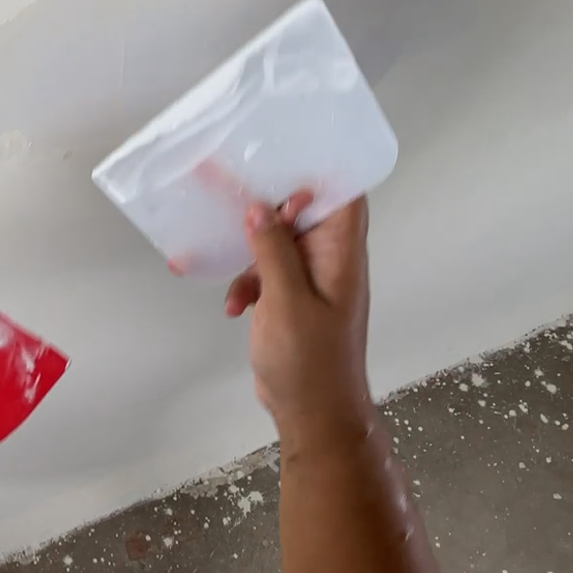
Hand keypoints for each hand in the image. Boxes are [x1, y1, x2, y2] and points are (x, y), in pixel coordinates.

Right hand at [223, 191, 375, 455]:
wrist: (311, 412)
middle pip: (301, 214)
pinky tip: (234, 305)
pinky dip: (246, 283)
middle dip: (265, 208)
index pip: (343, 195)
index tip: (278, 160)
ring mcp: (308, 280)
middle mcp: (329, 260)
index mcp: (341, 254)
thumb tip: (259, 208)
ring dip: (248, 255)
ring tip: (229, 273)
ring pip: (276, 244)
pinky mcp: (289, 299)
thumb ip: (274, 252)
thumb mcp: (287, 302)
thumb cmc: (310, 361)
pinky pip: (265, 274)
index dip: (318, 171)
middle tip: (229, 196)